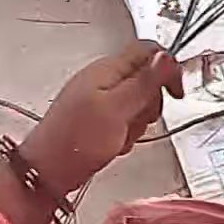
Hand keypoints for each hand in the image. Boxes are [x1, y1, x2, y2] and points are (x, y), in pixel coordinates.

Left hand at [20, 41, 183, 193]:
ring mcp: (99, 99)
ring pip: (137, 102)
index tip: (175, 93)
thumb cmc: (77, 140)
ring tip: (123, 134)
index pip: (148, 51)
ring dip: (138, 121)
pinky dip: (126, 133)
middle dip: (151, 102)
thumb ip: (144, 82)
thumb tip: (166, 55)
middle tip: (139, 118)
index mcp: (107, 69)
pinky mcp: (97, 118)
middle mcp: (102, 79)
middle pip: (145, 78)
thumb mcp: (118, 109)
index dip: (168, 69)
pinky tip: (115, 143)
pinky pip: (124, 120)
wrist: (48, 172)